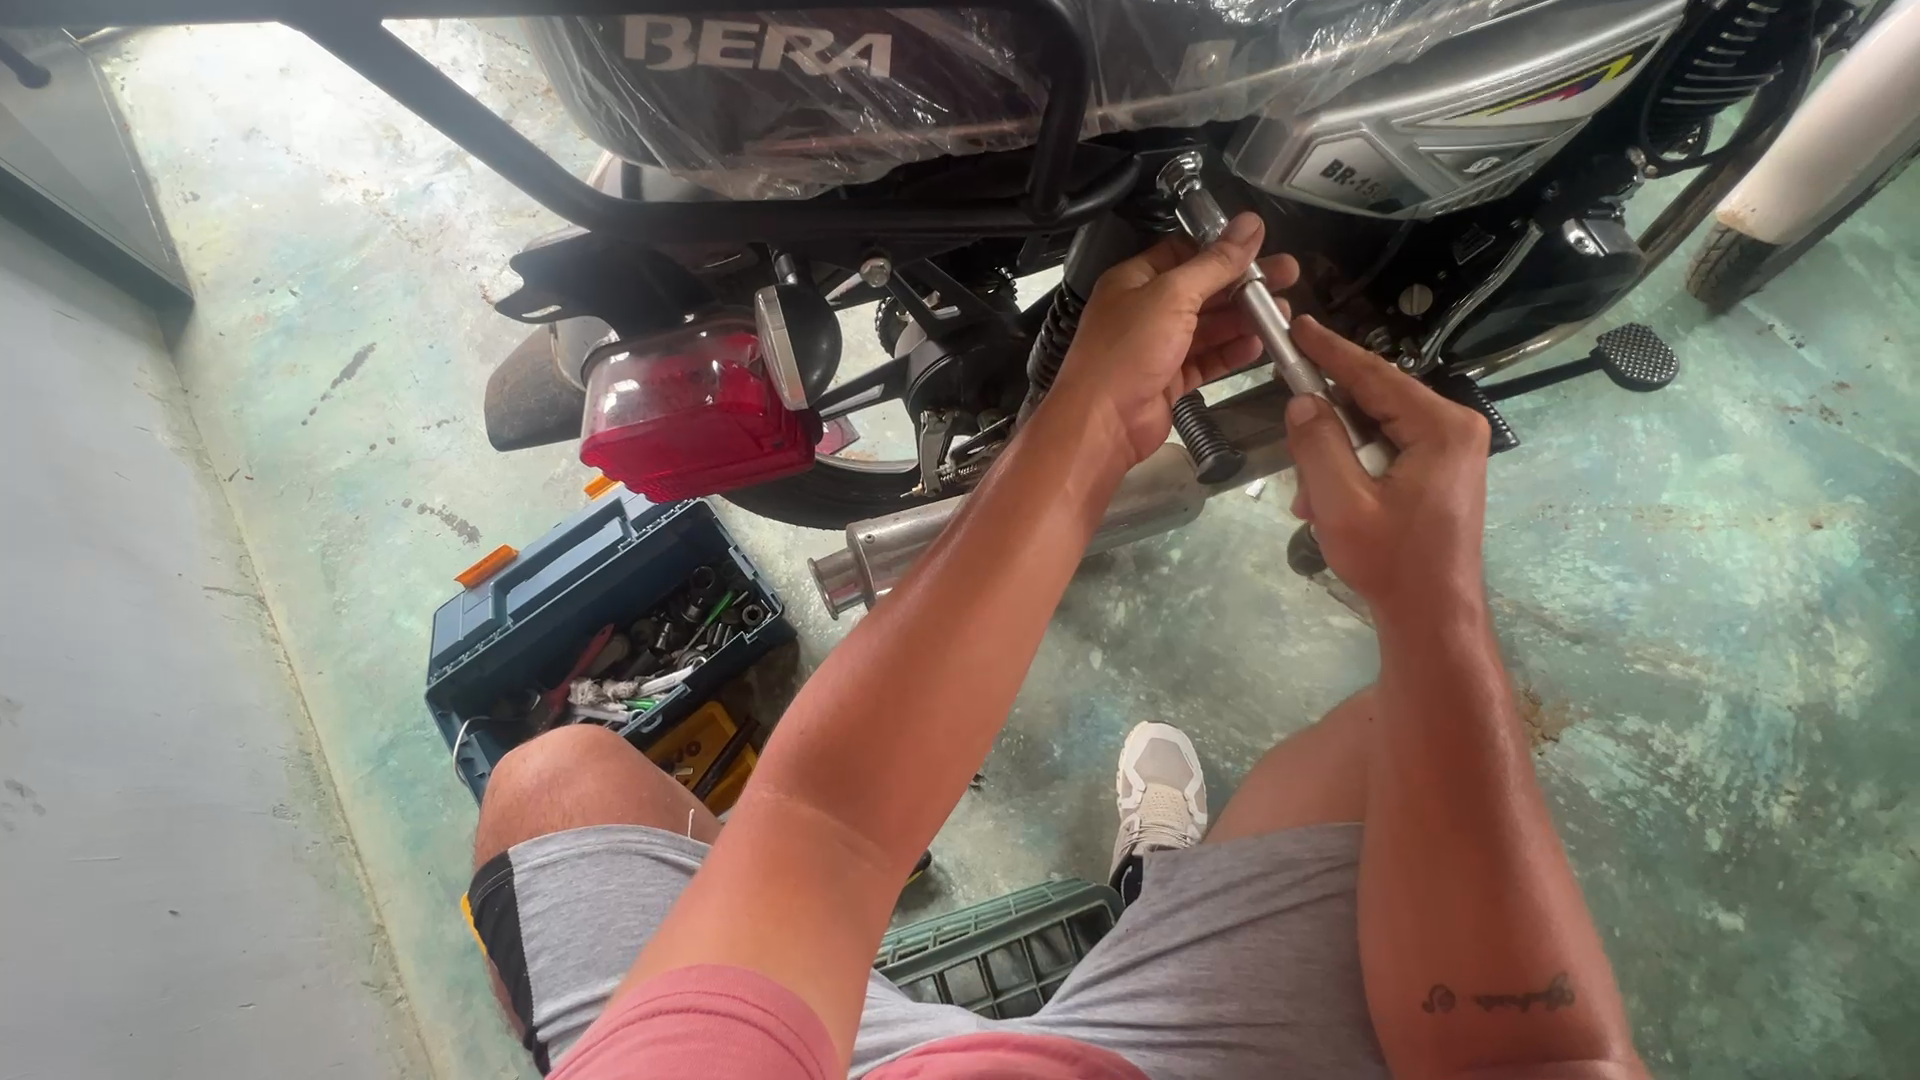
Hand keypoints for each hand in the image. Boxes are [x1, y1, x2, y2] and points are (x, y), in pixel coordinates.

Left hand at [1047, 213, 1299, 465]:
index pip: (1182, 252)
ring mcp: (1155, 348)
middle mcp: (1143, 311)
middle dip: (1242, 285)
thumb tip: (1249, 226)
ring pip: (1206, 328)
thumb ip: (1215, 263)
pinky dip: (1230, 353)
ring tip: (1281, 314)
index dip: (1220, 249)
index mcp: (1133, 281)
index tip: (1260, 247)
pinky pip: (1204, 361)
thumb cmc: (1124, 354)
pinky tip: (1257, 346)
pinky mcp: (1167, 380)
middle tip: (1286, 277)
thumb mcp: (1173, 295)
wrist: (1101, 423)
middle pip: (1201, 290)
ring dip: (1242, 320)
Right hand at [1283, 316, 1491, 617]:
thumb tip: (1301, 401)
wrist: (1432, 616)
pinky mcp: (1437, 474)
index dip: (1331, 351)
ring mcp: (1448, 453)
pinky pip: (1381, 454)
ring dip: (1332, 459)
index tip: (1299, 326)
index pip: (1375, 376)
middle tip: (1289, 439)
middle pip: (1373, 402)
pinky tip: (1327, 505)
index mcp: (1440, 429)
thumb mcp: (1341, 502)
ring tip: (1309, 500)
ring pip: (1372, 432)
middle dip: (1326, 425)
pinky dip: (1348, 472)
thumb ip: (1317, 445)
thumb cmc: (1391, 561)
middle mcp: (1452, 431)